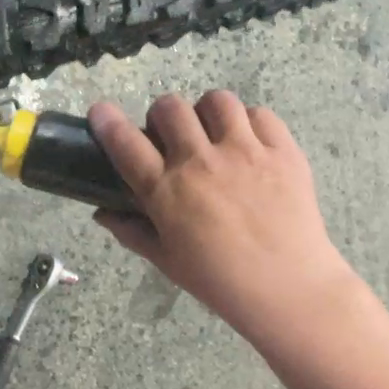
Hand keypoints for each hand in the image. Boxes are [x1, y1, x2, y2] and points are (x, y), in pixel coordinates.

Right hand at [88, 93, 358, 340]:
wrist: (288, 287)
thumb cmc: (218, 279)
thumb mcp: (165, 259)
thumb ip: (130, 231)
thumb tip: (102, 213)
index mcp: (166, 191)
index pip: (126, 143)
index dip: (107, 121)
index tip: (100, 112)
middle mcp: (200, 162)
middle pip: (170, 108)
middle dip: (162, 116)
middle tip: (170, 136)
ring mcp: (245, 152)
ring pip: (216, 101)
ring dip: (205, 113)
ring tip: (211, 133)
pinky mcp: (283, 151)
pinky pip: (260, 114)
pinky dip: (248, 122)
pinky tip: (247, 143)